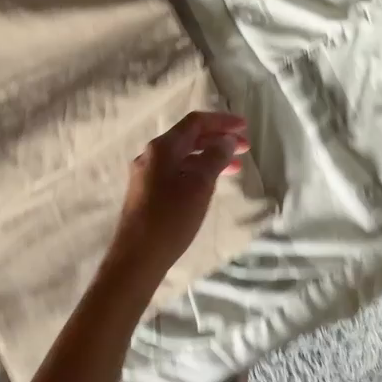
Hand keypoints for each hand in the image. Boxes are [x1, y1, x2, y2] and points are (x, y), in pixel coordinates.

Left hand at [107, 111, 249, 281]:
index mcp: (162, 148)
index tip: (245, 128)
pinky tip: (210, 184)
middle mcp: (152, 155)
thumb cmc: (170, 219)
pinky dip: (197, 171)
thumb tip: (226, 140)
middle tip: (245, 148)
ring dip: (210, 157)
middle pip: (189, 137)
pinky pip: (177, 171)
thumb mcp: (199, 185)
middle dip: (218, 139)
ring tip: (234, 167)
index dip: (222, 121)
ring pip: (184, 156)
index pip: (195, 122)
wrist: (136, 259)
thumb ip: (215, 157)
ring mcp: (147, 175)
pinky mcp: (147, 193)